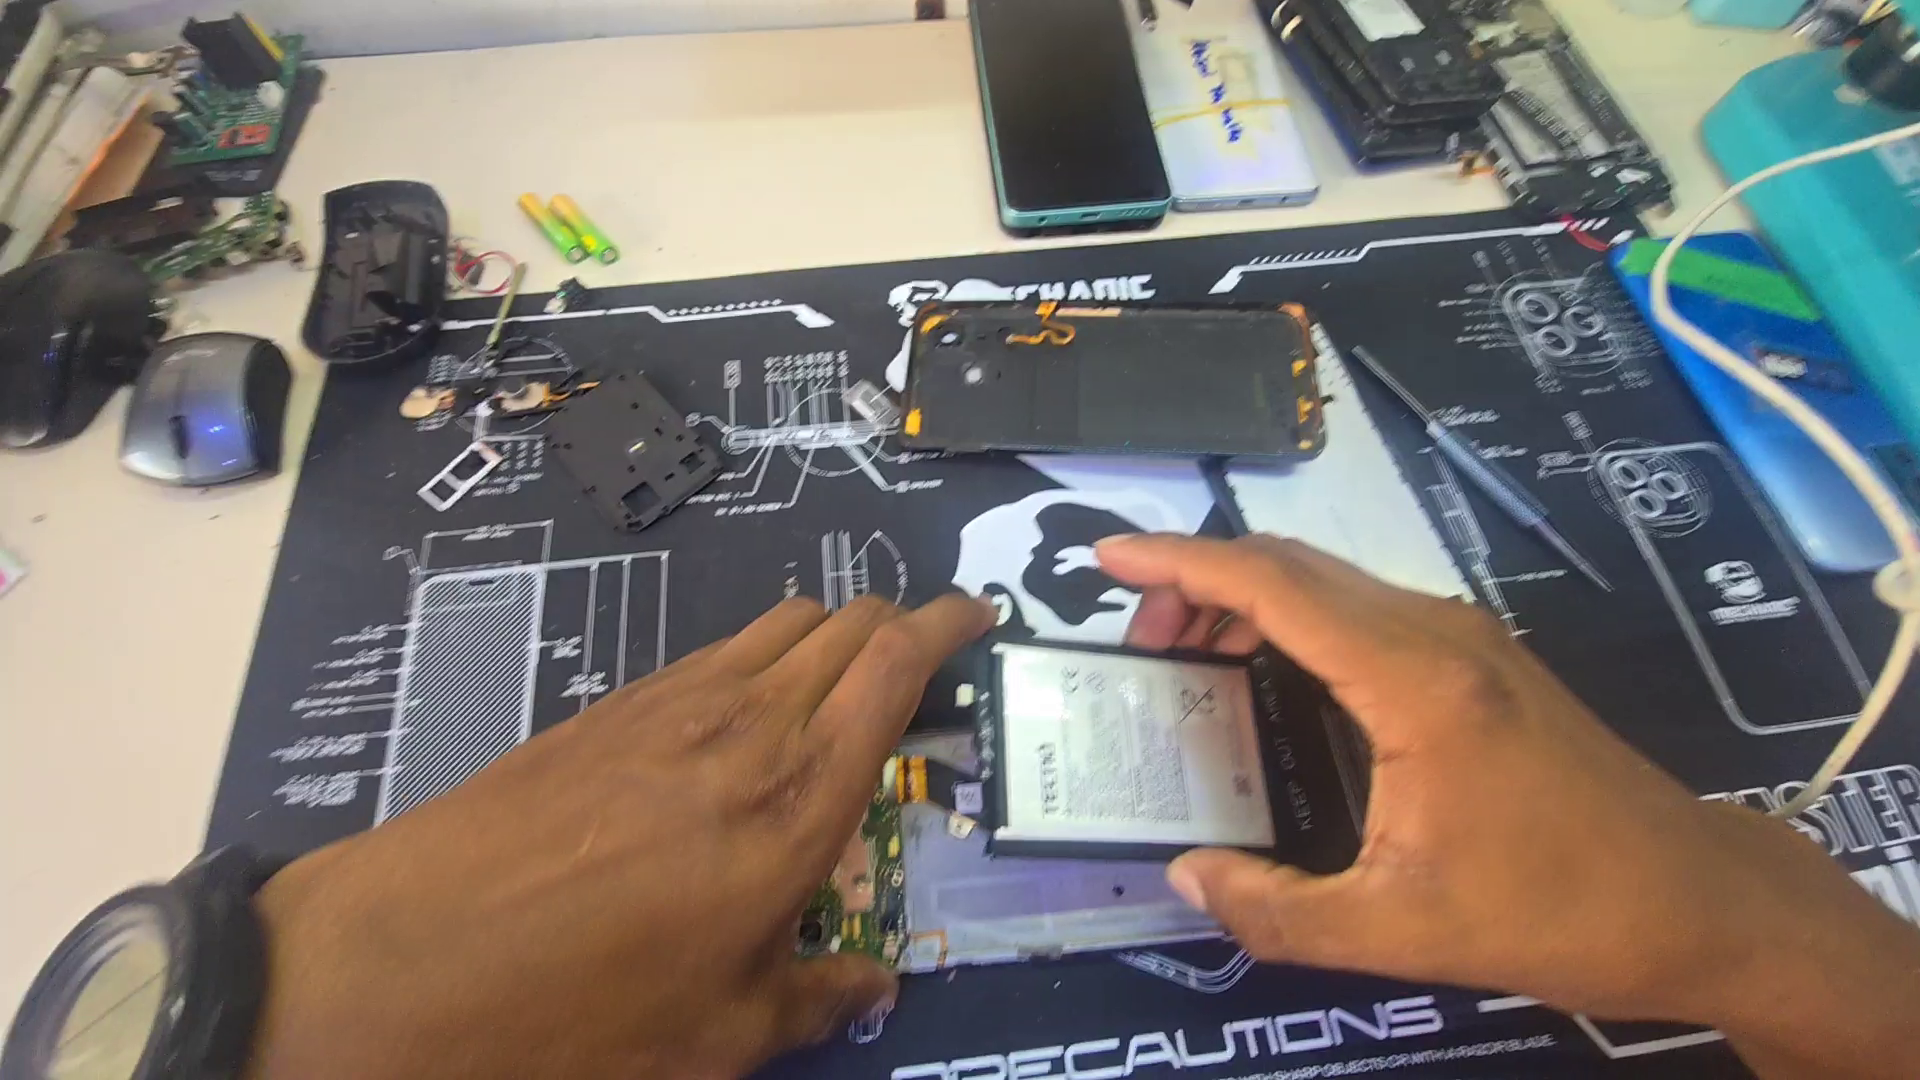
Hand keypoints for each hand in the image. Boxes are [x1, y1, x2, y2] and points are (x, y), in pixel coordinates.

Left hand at [243, 592, 995, 1079]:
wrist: (389, 972)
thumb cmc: (577, 1018)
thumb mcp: (719, 1037)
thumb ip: (817, 998)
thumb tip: (879, 989)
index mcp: (802, 801)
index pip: (897, 664)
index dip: (948, 622)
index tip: (978, 614)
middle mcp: (757, 724)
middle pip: (854, 622)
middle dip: (902, 624)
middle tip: (919, 664)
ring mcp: (687, 697)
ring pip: (795, 619)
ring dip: (838, 632)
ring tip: (842, 681)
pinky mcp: (629, 696)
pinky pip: (731, 642)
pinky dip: (772, 650)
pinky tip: (754, 705)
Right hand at [1099, 534, 1919, 1074]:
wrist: (1703, 901)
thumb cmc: (1559, 908)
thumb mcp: (1407, 930)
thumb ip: (1281, 913)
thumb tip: (1185, 877)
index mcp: (1411, 678)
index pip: (1270, 585)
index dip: (1179, 564)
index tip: (1108, 556)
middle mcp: (1428, 628)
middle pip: (1283, 564)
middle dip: (1192, 581)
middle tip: (1136, 636)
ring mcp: (1449, 630)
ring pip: (1314, 575)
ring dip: (1233, 594)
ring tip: (1181, 648)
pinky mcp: (1458, 647)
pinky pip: (1344, 600)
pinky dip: (1277, 611)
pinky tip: (1255, 660)